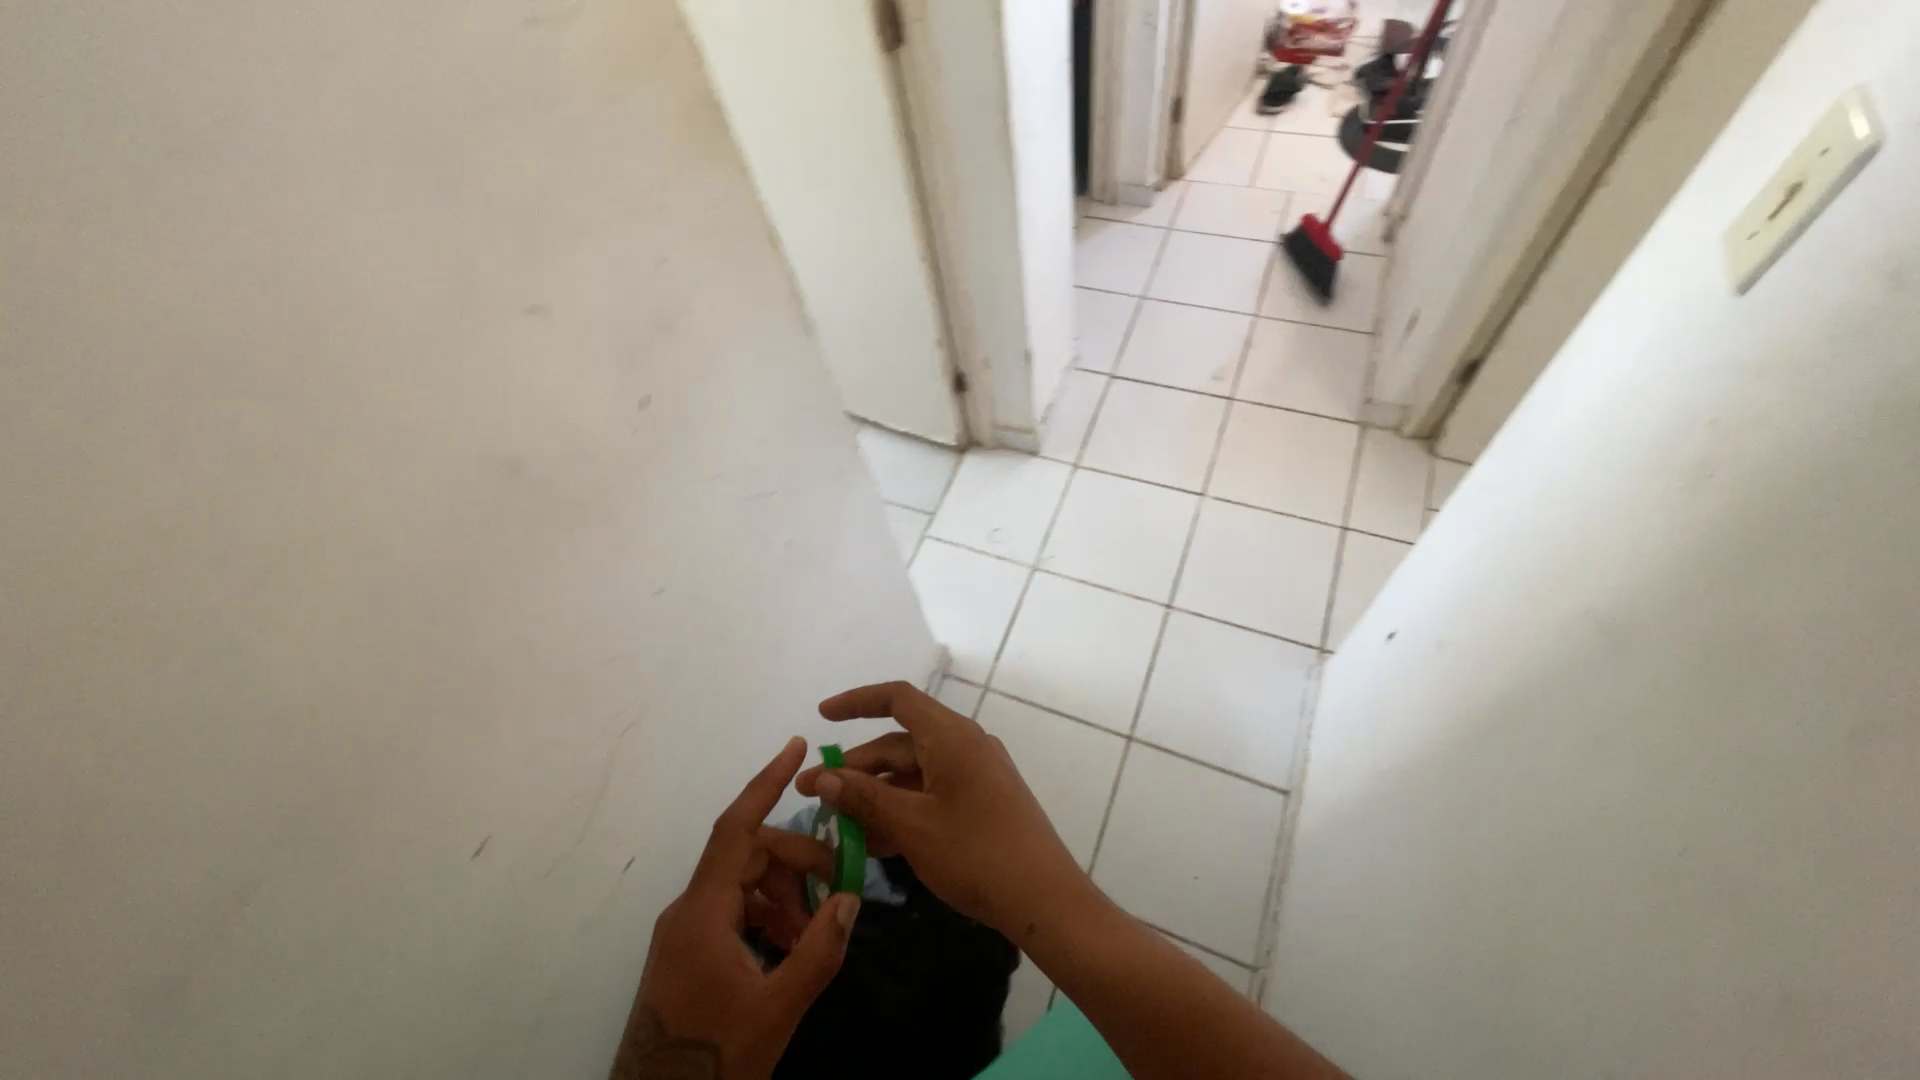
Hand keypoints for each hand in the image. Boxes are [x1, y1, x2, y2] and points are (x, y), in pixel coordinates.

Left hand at [613, 737, 860, 1079]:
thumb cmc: (713, 1059)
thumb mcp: (776, 1010)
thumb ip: (818, 951)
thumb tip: (850, 899)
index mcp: (702, 913)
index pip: (735, 829)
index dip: (766, 784)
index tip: (795, 748)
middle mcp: (688, 910)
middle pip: (749, 856)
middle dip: (798, 863)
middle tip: (839, 889)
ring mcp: (685, 931)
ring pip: (743, 883)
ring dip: (784, 894)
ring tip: (813, 929)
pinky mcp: (688, 951)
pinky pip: (732, 910)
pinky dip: (766, 914)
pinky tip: (789, 944)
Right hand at [795, 681, 1094, 943]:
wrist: (1044, 899)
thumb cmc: (976, 853)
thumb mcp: (911, 825)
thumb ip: (863, 797)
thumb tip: (822, 777)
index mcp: (951, 736)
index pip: (898, 699)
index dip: (856, 702)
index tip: (821, 717)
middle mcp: (964, 745)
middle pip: (899, 743)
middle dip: (856, 768)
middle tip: (814, 796)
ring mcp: (976, 775)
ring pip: (913, 774)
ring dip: (876, 796)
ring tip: (838, 828)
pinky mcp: (981, 803)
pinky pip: (931, 794)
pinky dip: (902, 810)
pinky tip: (874, 843)